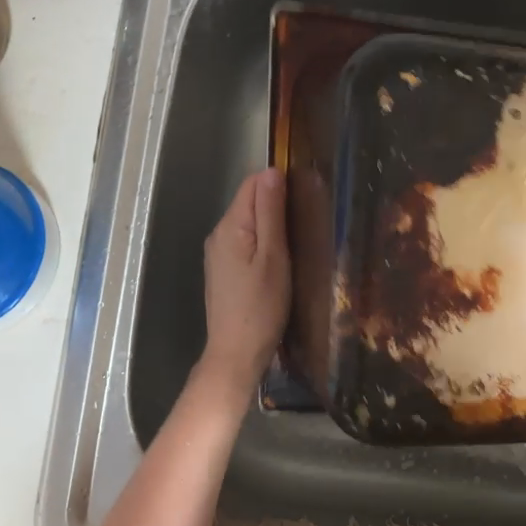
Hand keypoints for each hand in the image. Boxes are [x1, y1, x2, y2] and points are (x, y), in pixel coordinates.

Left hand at [199, 169, 290, 395]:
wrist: (237, 353)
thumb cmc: (261, 307)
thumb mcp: (274, 257)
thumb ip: (272, 214)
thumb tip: (272, 171)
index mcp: (230, 226)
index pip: (252, 184)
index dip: (279, 183)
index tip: (306, 198)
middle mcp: (218, 234)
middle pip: (249, 202)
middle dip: (277, 205)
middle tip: (308, 223)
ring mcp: (218, 254)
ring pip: (248, 224)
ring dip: (272, 226)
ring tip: (298, 243)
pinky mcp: (223, 271)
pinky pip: (245, 243)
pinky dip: (263, 244)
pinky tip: (280, 262)